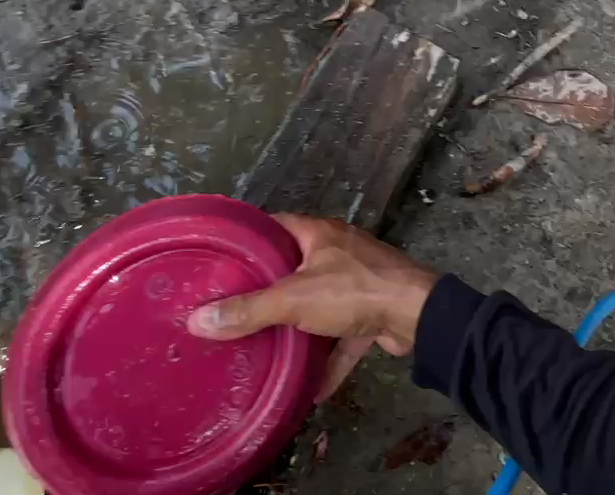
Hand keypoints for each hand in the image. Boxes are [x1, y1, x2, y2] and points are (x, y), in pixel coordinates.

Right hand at [187, 213, 440, 400]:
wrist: (415, 313)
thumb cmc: (354, 290)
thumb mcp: (294, 298)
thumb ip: (249, 309)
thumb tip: (198, 319)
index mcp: (320, 234)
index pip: (276, 226)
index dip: (248, 240)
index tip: (219, 261)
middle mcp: (338, 251)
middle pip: (294, 267)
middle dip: (267, 290)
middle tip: (231, 312)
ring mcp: (358, 280)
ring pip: (318, 302)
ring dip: (297, 326)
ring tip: (263, 347)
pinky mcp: (371, 310)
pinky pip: (341, 336)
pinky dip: (326, 359)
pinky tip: (309, 388)